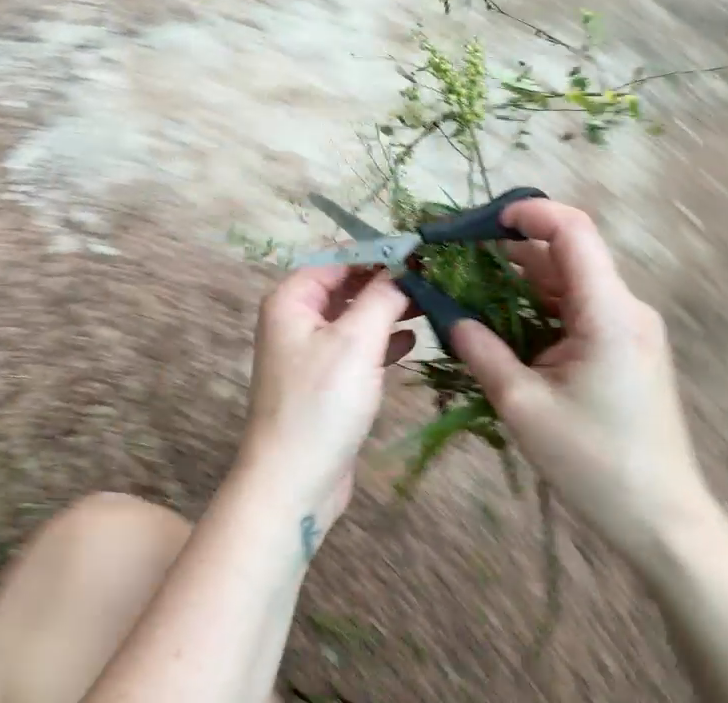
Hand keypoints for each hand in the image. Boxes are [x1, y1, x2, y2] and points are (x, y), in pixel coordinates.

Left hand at [241, 268, 410, 526]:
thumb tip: (403, 268)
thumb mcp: (355, 342)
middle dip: (386, 281)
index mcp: (290, 300)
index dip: (377, 252)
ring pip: (353, 317)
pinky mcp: (324, 381)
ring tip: (434, 304)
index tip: (423, 251)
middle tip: (437, 277)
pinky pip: (356, 348)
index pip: (336, 258)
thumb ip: (380, 298)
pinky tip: (414, 340)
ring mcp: (308, 352)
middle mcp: (294, 319)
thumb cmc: (320, 403)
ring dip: (388, 310)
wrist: (294, 477)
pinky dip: (382, 341)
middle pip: (344, 285)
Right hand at [450, 199, 716, 568]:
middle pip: (563, 254)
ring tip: (459, 286)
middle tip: (448, 257)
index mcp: (608, 314)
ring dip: (513, 278)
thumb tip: (445, 313)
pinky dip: (530, 305)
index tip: (475, 221)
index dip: (527, 213)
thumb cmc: (593, 461)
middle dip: (503, 248)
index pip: (573, 232)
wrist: (661, 520)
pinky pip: (570, 308)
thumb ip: (480, 349)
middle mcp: (623, 309)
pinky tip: (492, 320)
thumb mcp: (521, 404)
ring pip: (563, 281)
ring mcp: (625, 329)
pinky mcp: (620, 348)